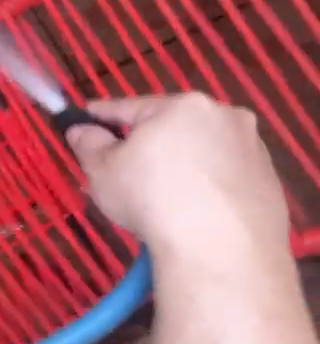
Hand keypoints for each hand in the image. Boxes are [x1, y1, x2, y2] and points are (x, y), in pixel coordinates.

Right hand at [66, 93, 288, 262]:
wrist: (218, 237)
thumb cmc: (148, 193)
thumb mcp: (99, 168)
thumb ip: (87, 143)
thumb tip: (82, 130)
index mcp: (180, 106)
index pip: (127, 106)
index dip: (98, 113)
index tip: (80, 118)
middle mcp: (222, 114)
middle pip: (167, 123)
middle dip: (141, 138)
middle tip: (116, 161)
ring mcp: (250, 141)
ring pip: (194, 144)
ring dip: (171, 156)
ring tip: (150, 186)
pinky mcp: (265, 170)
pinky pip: (216, 166)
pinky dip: (196, 175)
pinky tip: (182, 199)